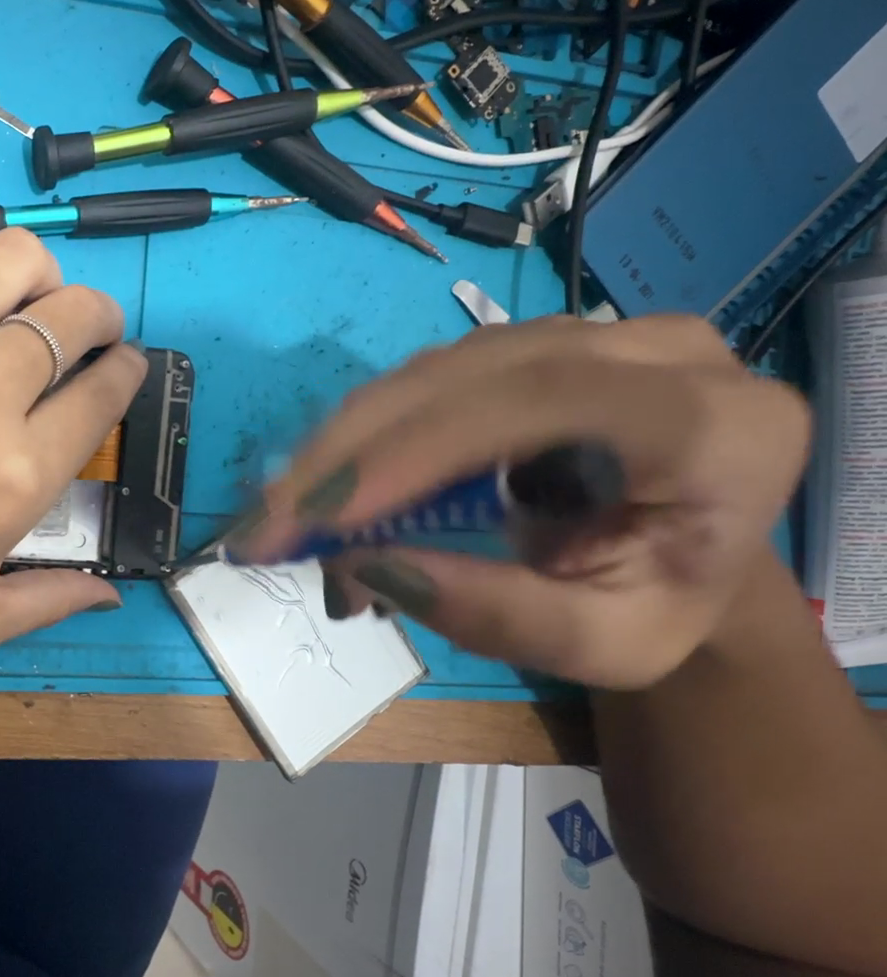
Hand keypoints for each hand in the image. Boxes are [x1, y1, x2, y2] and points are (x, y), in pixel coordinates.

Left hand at [0, 152, 143, 668]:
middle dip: (96, 318)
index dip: (123, 373)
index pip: (106, 391)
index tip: (115, 371)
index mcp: (19, 472)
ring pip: (9, 260)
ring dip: (36, 270)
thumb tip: (110, 597)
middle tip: (79, 335)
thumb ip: (50, 603)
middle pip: (72, 315)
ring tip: (24, 294)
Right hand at [225, 315, 810, 689]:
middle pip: (462, 378)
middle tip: (265, 525)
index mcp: (711, 422)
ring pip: (425, 373)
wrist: (682, 556)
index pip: (535, 404)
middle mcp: (652, 350)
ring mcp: (586, 334)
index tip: (314, 520)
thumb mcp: (597, 643)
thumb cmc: (654, 608)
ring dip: (337, 444)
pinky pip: (420, 378)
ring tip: (277, 514)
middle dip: (346, 454)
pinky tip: (317, 484)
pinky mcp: (527, 345)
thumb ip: (494, 612)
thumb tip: (360, 566)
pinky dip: (356, 434)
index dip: (411, 451)